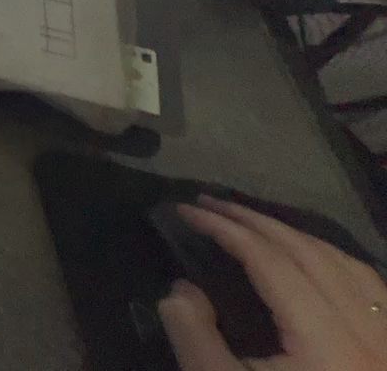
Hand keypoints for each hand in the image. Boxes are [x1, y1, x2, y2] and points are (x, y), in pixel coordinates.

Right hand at [158, 195, 386, 369]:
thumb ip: (191, 330)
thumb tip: (184, 288)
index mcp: (329, 347)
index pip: (272, 263)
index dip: (225, 228)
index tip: (183, 209)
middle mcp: (376, 343)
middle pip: (316, 258)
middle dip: (258, 221)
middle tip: (209, 202)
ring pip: (357, 272)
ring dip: (301, 238)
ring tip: (255, 222)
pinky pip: (379, 296)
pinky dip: (340, 266)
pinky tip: (312, 260)